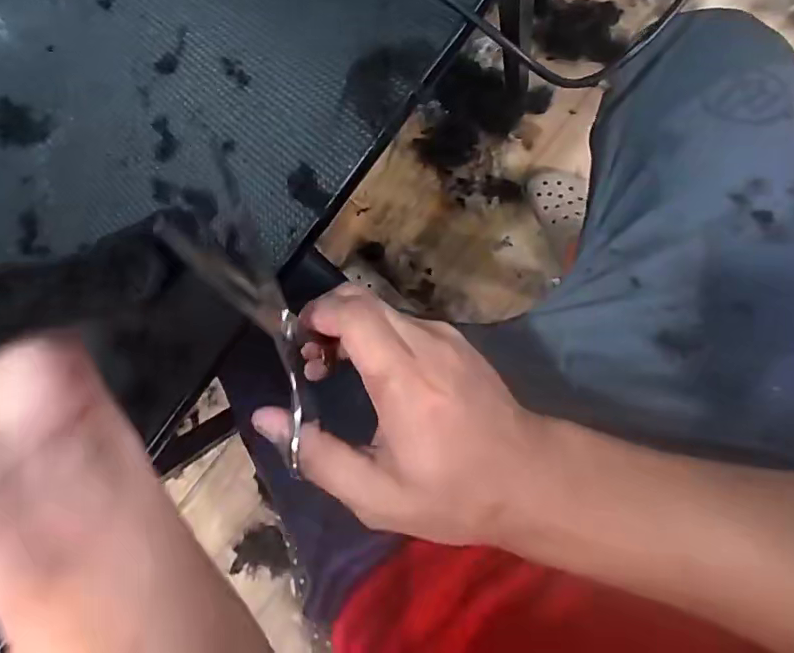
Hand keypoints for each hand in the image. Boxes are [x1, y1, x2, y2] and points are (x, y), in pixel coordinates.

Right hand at [252, 285, 551, 545]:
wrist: (528, 477)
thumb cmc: (451, 493)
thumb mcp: (376, 495)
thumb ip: (317, 454)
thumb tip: (265, 417)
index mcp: (404, 377)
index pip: (354, 312)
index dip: (317, 313)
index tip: (296, 341)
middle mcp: (425, 341)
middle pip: (362, 298)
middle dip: (325, 316)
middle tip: (311, 359)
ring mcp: (444, 335)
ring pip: (381, 307)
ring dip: (349, 325)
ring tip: (336, 369)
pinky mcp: (455, 338)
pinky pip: (403, 320)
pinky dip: (375, 332)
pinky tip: (375, 372)